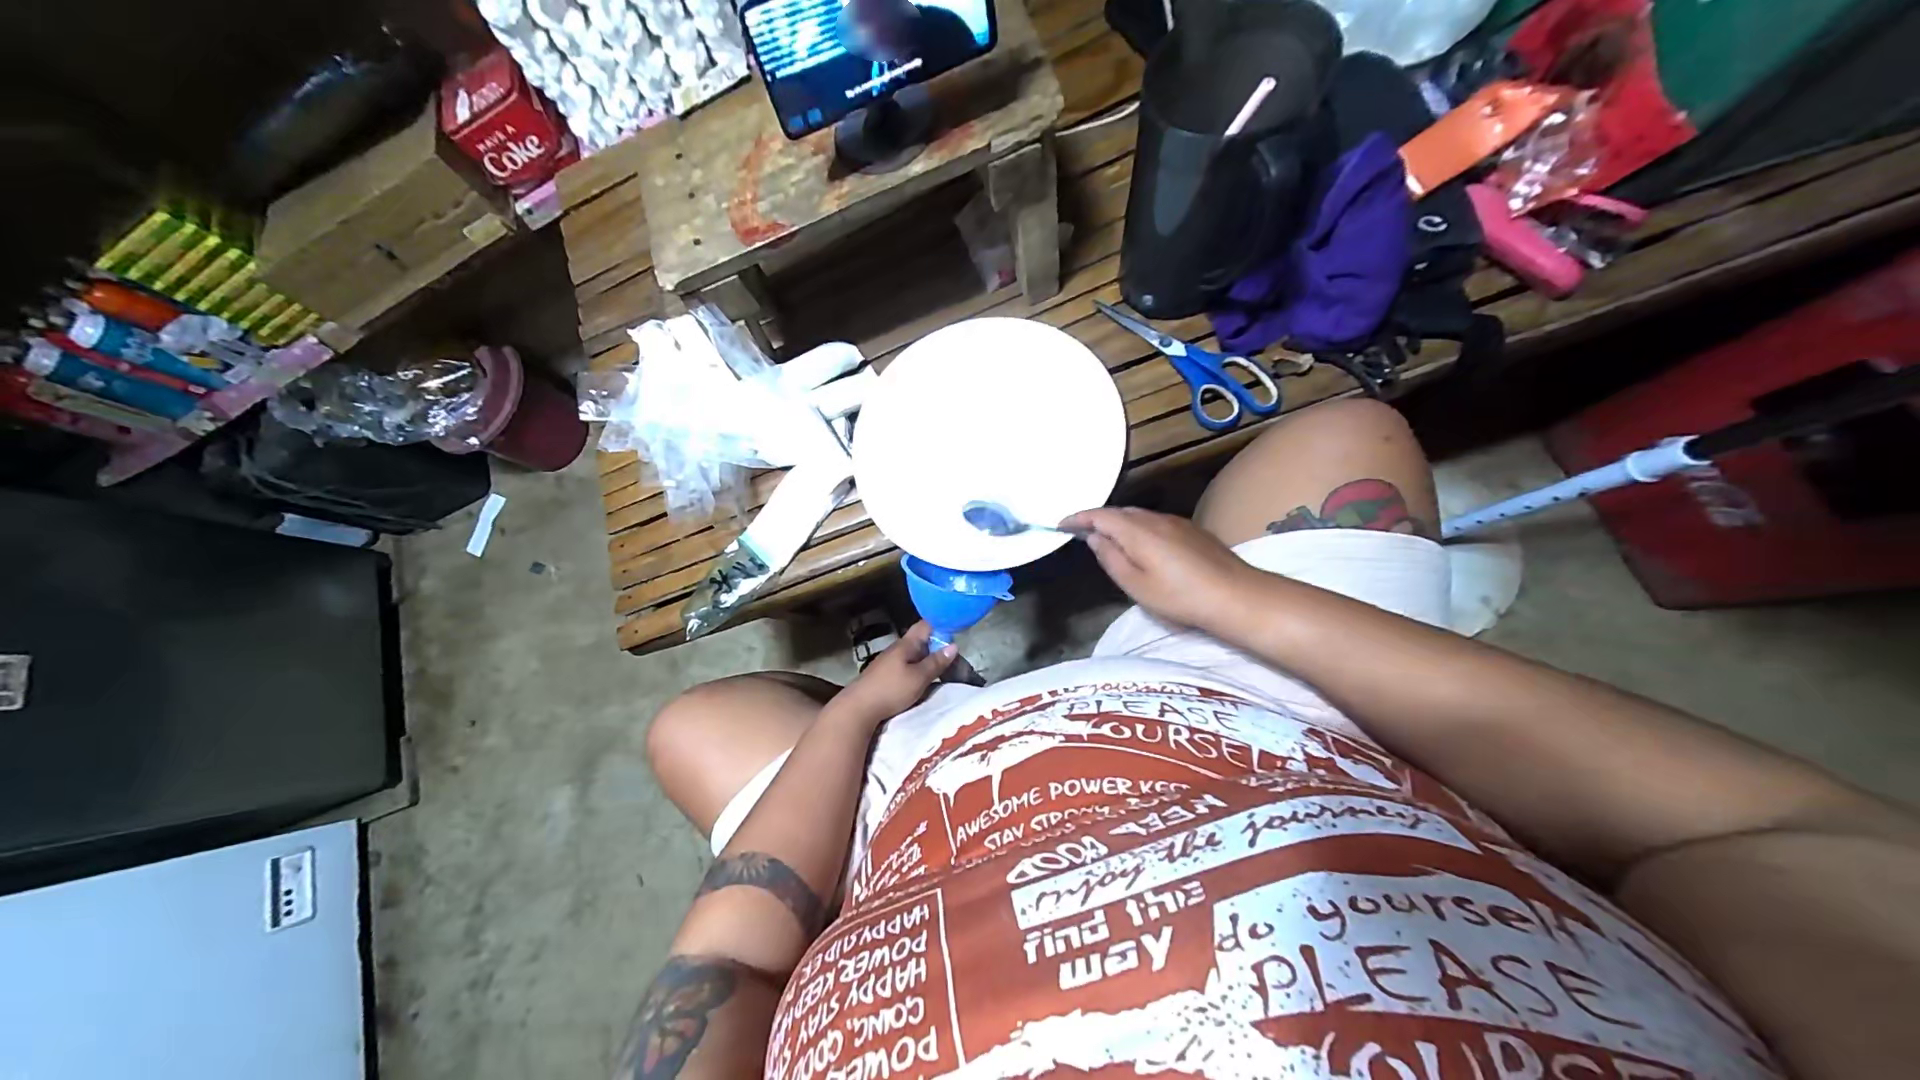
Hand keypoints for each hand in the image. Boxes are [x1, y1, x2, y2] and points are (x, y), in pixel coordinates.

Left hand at [826, 620, 956, 726]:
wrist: (858, 708)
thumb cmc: (891, 690)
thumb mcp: (919, 678)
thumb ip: (936, 662)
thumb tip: (953, 646)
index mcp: (906, 644)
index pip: (925, 625)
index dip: (941, 626)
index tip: (956, 633)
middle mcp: (897, 648)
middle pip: (920, 640)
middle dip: (936, 645)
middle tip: (954, 656)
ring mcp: (888, 661)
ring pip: (912, 654)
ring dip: (926, 659)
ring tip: (942, 669)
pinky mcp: (884, 674)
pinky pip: (905, 665)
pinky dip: (917, 668)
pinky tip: (922, 679)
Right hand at [1061, 506, 1262, 630]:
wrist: (1235, 596)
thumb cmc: (1180, 596)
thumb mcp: (1135, 585)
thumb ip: (1111, 558)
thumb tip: (1095, 538)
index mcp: (1138, 530)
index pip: (1101, 515)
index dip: (1079, 518)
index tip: (1061, 524)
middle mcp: (1156, 519)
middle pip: (1120, 512)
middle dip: (1097, 519)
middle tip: (1080, 532)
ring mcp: (1177, 522)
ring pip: (1139, 516)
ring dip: (1118, 522)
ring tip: (1106, 538)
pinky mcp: (1191, 530)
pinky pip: (1155, 521)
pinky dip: (1137, 527)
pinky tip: (1139, 544)